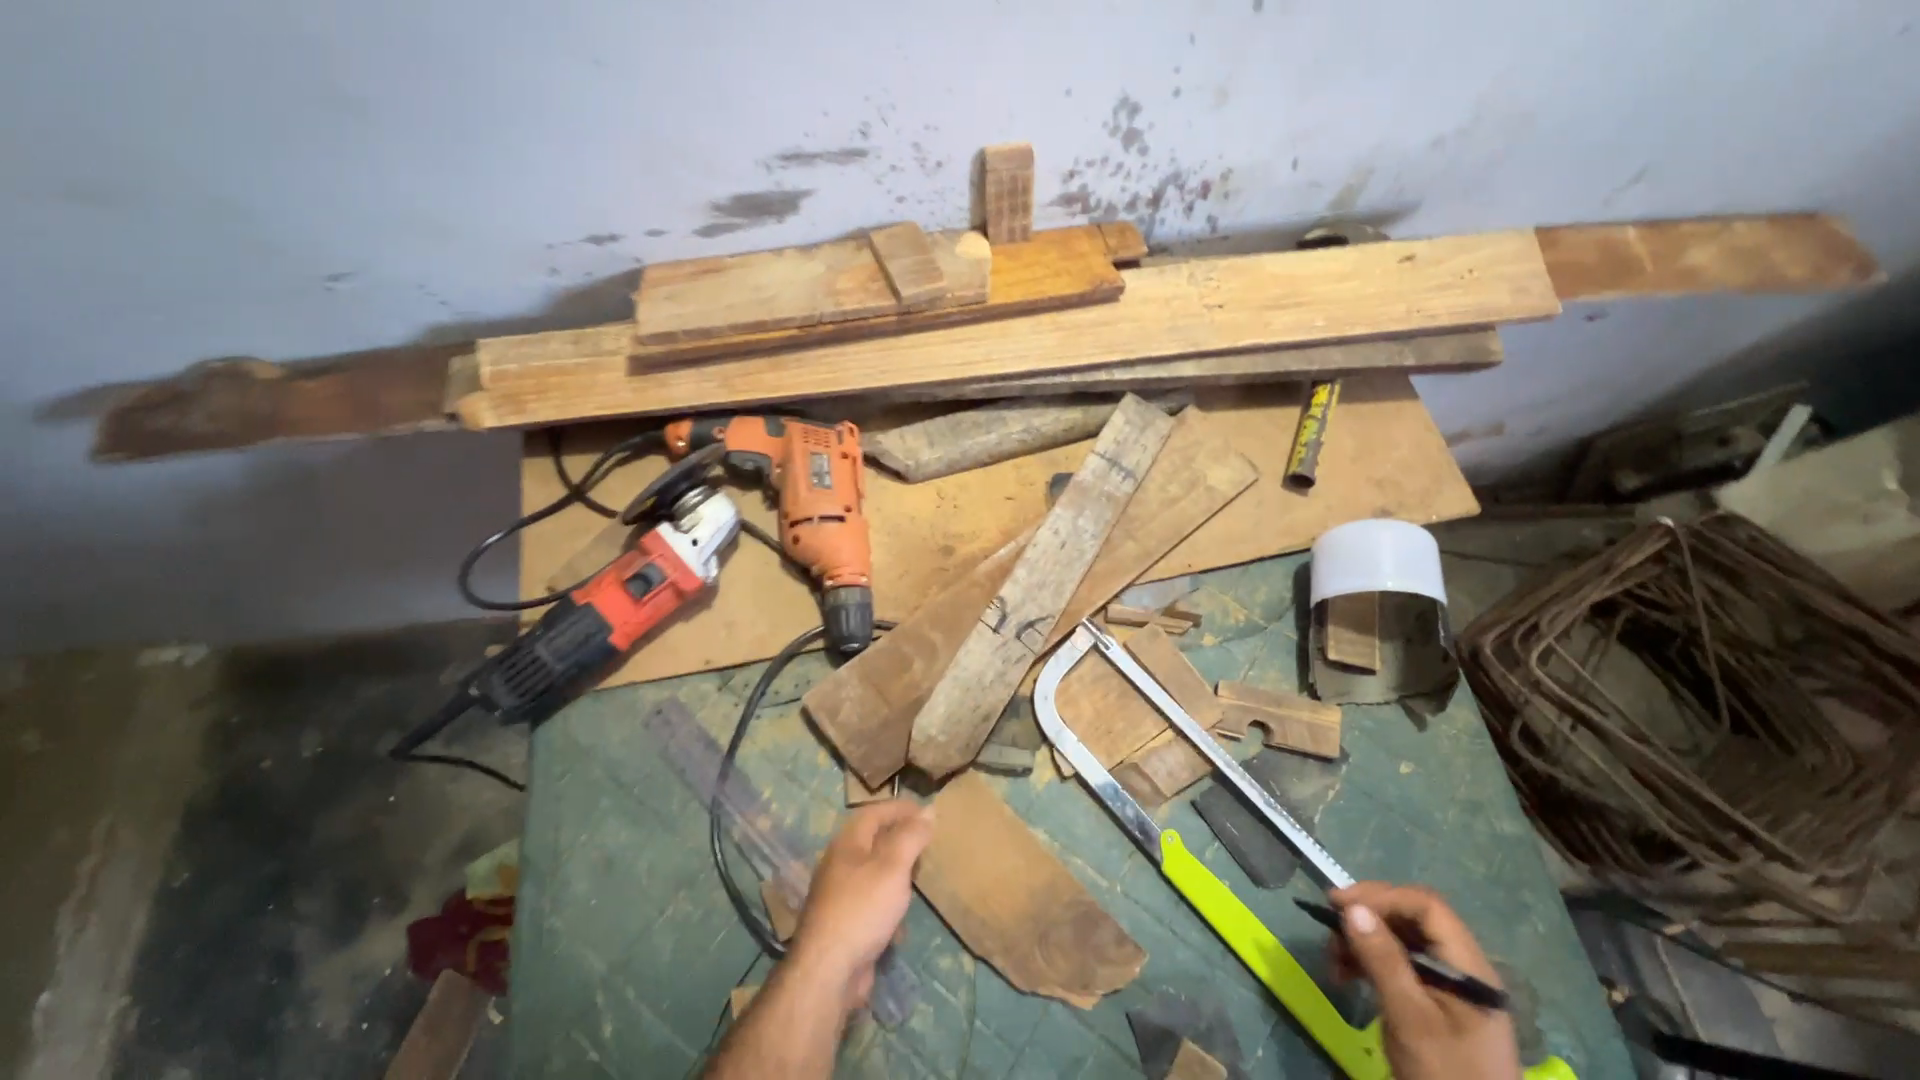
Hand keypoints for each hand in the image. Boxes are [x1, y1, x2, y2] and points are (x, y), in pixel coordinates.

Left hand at [787, 799, 934, 1011]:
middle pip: (872, 842)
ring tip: (921, 876)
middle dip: (900, 839)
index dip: (900, 808)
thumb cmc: (863, 908)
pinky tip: (902, 920)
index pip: (874, 812)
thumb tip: (927, 811)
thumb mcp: (893, 866)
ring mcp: (840, 895)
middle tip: (928, 842)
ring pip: (874, 874)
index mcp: (846, 844)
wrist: (829, 970)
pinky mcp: (845, 923)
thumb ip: (910, 837)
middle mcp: (839, 865)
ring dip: (897, 873)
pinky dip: (890, 905)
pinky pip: (872, 904)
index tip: (926, 811)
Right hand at [1328, 882, 1521, 1079]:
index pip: (1427, 907)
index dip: (1382, 896)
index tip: (1338, 904)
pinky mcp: (1432, 1003)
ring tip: (1333, 959)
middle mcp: (1461, 968)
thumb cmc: (1445, 1077)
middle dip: (1368, 916)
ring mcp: (1447, 986)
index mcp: (1468, 967)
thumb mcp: (1411, 1019)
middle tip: (1329, 926)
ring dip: (1364, 941)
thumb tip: (1352, 908)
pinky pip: (1399, 966)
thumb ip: (1384, 961)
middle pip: (1413, 920)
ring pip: (1402, 941)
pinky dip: (1369, 963)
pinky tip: (1345, 975)